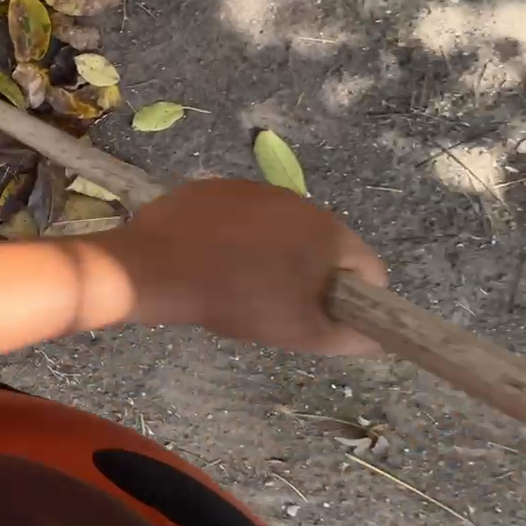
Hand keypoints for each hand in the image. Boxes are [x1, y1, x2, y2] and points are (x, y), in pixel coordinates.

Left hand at [104, 179, 387, 354]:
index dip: (352, 297)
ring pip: (271, 226)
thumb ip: (351, 337)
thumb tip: (373, 338)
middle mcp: (288, 197)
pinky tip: (208, 253)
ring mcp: (240, 188)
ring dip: (265, 248)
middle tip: (275, 296)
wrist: (152, 269)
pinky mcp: (200, 188)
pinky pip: (229, 214)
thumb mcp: (303, 331)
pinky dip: (227, 232)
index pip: (363, 266)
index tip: (321, 313)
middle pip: (315, 241)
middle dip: (305, 269)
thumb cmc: (234, 298)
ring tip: (236, 275)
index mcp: (326, 227)